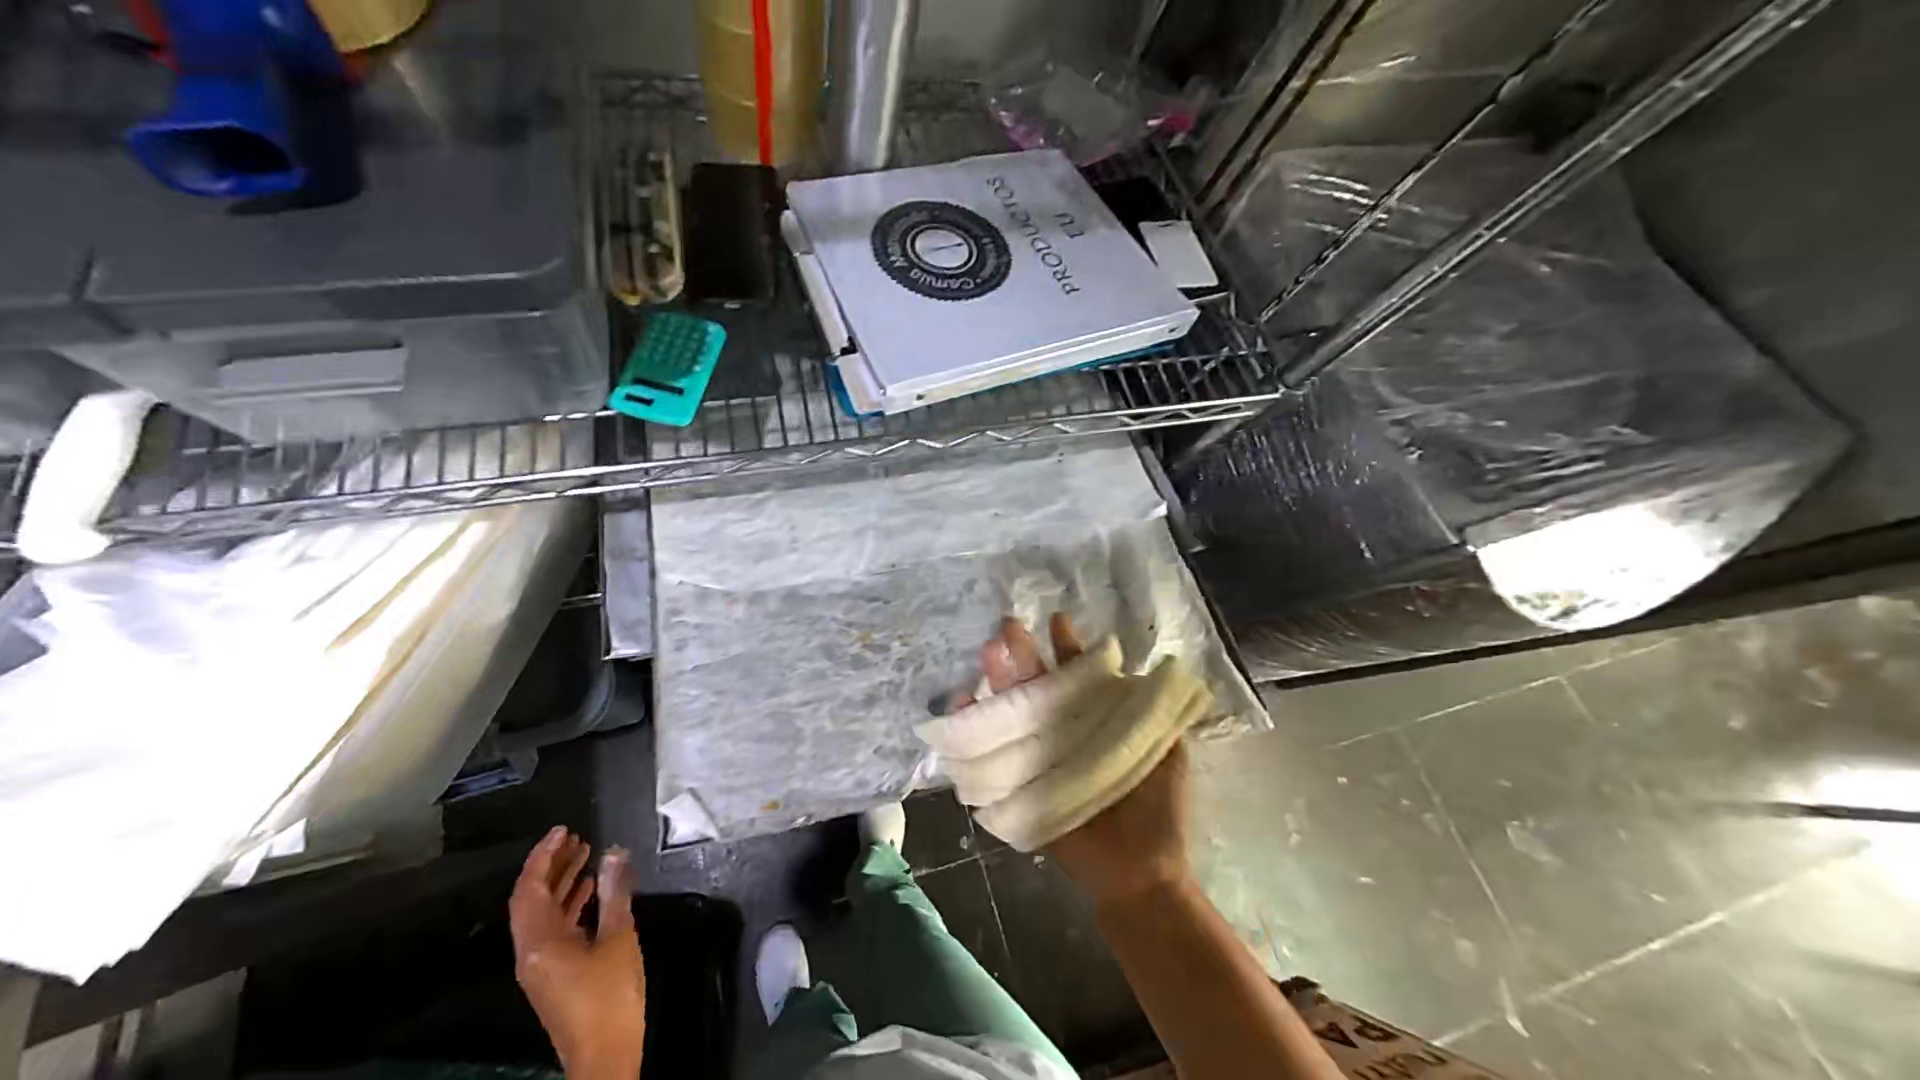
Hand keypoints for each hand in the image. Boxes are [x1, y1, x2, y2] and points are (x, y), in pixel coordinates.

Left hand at [510, 827, 645, 1079]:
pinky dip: (569, 904)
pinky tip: (590, 891)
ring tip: (587, 854)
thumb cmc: (610, 995)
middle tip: (576, 837)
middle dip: (552, 866)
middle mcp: (531, 952)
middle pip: (532, 900)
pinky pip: (555, 928)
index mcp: (539, 943)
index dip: (544, 857)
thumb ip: (614, 893)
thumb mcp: (618, 938)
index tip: (563, 830)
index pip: (531, 889)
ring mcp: (541, 965)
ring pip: (544, 913)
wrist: (604, 1053)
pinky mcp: (554, 973)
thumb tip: (614, 853)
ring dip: (562, 883)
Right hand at [964, 615, 1193, 904]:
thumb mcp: (1166, 750)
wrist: (1141, 870)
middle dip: (1023, 656)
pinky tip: (962, 704)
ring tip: (988, 654)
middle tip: (1007, 628)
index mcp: (1096, 721)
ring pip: (1013, 713)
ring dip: (998, 682)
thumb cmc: (1158, 808)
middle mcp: (1063, 733)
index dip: (1068, 649)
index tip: (1056, 621)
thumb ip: (1151, 711)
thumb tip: (1129, 669)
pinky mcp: (1019, 785)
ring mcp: (1039, 757)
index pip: (1078, 677)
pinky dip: (973, 729)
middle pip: (1038, 688)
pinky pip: (992, 754)